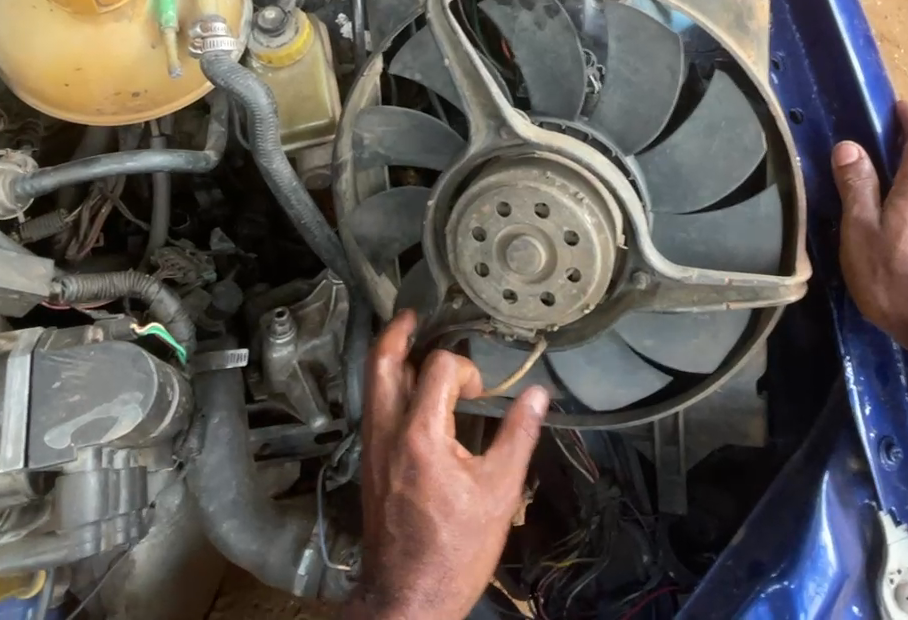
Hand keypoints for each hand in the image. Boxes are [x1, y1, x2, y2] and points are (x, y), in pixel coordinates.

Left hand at [343, 311, 549, 619]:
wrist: (408, 595)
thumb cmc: (454, 549)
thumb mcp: (499, 492)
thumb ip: (518, 435)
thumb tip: (538, 396)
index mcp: (421, 435)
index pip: (440, 368)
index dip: (466, 369)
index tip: (481, 391)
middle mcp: (388, 432)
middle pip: (383, 362)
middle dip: (398, 332)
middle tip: (413, 315)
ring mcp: (372, 446)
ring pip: (372, 383)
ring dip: (391, 356)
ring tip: (409, 340)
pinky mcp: (369, 461)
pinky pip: (373, 406)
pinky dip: (388, 385)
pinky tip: (408, 390)